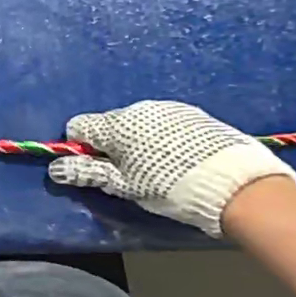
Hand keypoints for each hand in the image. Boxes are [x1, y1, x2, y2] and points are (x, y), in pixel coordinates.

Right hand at [46, 100, 295, 236]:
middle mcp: (141, 109)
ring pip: (138, 123)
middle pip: (109, 124)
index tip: (97, 167)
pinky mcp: (197, 116)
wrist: (239, 186)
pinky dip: (163, 138)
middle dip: (112, 144)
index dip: (82, 148)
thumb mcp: (124, 185)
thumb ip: (87, 173)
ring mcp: (171, 110)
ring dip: (138, 141)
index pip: (79, 127)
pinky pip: (165, 124)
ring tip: (158, 166)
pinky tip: (180, 158)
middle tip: (129, 171)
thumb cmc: (169, 186)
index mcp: (117, 124)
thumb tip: (55, 168)